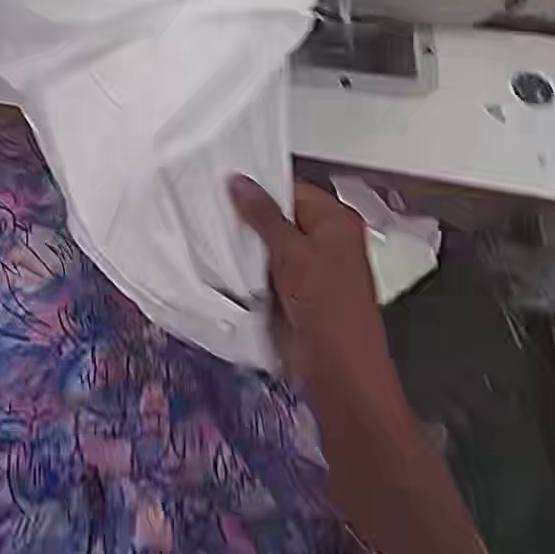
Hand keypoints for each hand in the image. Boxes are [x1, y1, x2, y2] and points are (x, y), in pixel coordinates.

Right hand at [228, 176, 394, 386]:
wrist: (338, 370)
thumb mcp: (292, 252)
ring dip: (249, 247)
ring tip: (216, 235)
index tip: (228, 185)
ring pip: (271, 247)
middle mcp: (326, 241)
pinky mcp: (295, 294)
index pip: (293, 190)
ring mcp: (310, 269)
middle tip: (216, 209)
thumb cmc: (329, 306)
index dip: (261, 188)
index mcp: (336, 221)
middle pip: (281, 218)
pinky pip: (268, 272)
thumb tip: (240, 183)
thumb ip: (263, 215)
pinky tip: (227, 265)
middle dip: (252, 219)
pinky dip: (250, 270)